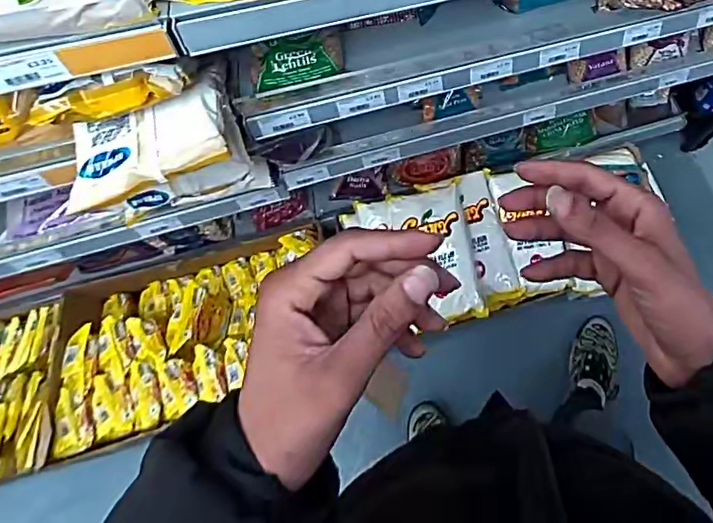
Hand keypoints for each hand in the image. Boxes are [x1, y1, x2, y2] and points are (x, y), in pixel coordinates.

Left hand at [237, 228, 456, 489]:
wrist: (265, 470)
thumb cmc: (288, 423)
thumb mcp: (341, 373)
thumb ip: (384, 322)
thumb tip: (423, 277)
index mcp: (290, 288)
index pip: (349, 248)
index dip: (394, 242)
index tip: (433, 243)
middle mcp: (302, 287)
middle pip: (364, 263)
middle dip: (407, 274)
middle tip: (446, 284)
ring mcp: (316, 305)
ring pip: (371, 286)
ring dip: (406, 302)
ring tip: (436, 322)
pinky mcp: (329, 324)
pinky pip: (368, 310)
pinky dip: (394, 322)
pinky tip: (415, 343)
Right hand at [499, 159, 712, 388]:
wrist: (697, 359)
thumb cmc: (678, 304)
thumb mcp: (637, 263)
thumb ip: (595, 229)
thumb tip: (556, 196)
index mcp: (637, 208)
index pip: (588, 179)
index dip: (554, 172)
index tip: (522, 171)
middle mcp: (623, 222)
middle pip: (574, 202)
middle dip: (540, 200)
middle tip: (508, 205)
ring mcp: (615, 248)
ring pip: (570, 230)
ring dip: (542, 230)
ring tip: (512, 232)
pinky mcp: (609, 273)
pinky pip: (574, 261)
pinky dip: (554, 263)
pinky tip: (534, 271)